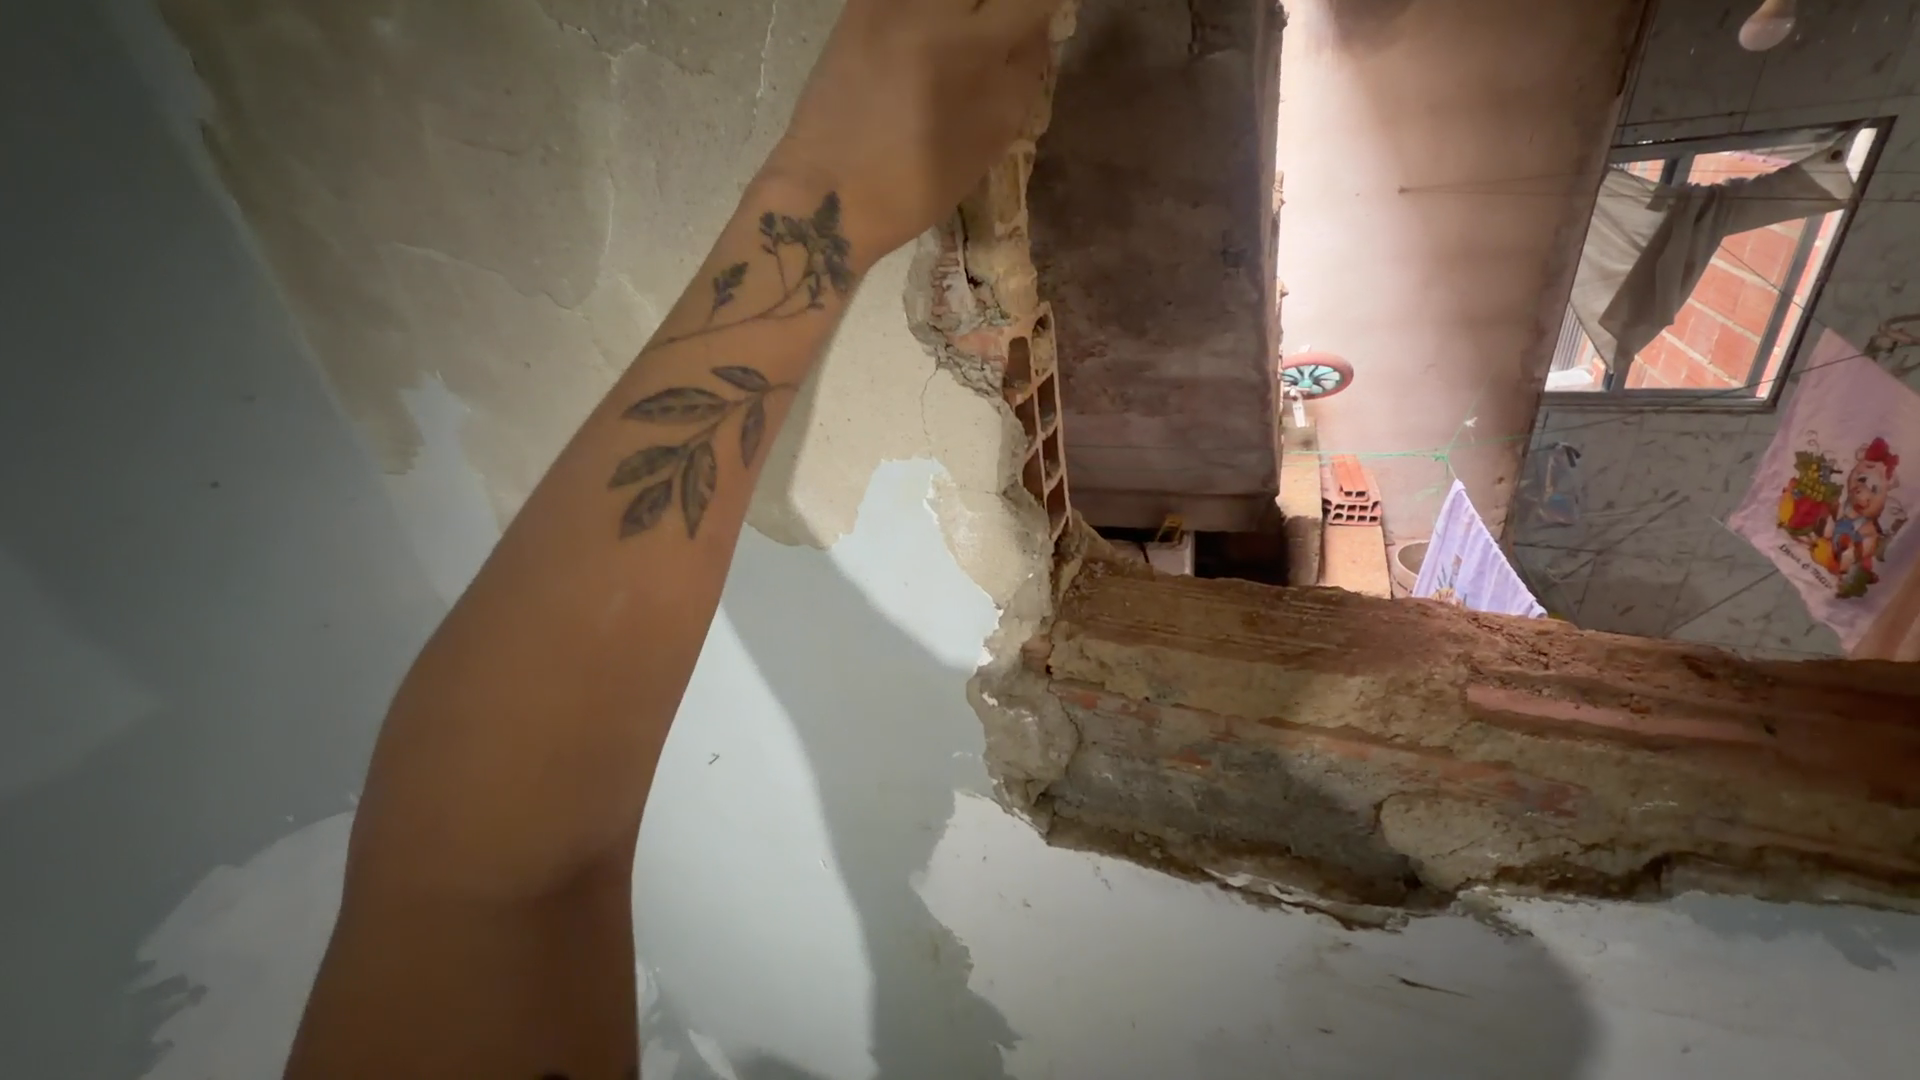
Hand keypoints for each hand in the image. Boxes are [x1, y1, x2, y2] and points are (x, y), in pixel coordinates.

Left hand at [760, 0, 1056, 264]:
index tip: (1041, 13)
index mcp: (980, 54)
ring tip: (964, 30)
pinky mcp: (860, 5)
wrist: (831, 194)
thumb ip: (1021, 79)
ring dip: (965, 8)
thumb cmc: (916, 188)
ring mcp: (896, 3)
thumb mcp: (987, 145)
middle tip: (1003, 23)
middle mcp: (941, 13)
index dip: (1041, 4)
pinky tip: (923, 32)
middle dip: (1002, 4)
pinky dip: (923, 10)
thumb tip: (1034, 31)